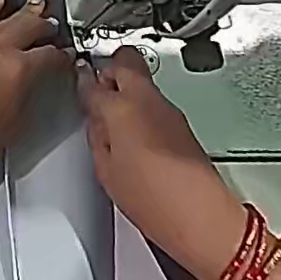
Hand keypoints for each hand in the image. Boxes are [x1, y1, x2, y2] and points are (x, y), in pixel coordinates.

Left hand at [0, 0, 70, 198]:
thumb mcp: (18, 122)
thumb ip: (32, 95)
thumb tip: (37, 85)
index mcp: (19, 69)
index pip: (51, 55)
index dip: (64, 57)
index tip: (68, 58)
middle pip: (32, 27)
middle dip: (49, 28)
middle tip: (58, 30)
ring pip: (9, 18)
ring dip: (27, 12)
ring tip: (40, 5)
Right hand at [79, 46, 246, 279]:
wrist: (201, 218)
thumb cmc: (156, 199)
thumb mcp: (105, 168)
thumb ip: (95, 133)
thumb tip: (94, 121)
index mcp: (122, 106)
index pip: (93, 80)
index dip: (82, 81)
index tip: (79, 85)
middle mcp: (149, 100)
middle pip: (125, 61)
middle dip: (108, 69)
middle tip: (97, 90)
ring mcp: (169, 110)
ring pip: (142, 80)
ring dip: (126, 90)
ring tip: (114, 120)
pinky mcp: (182, 124)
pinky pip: (155, 102)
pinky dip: (141, 109)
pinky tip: (133, 136)